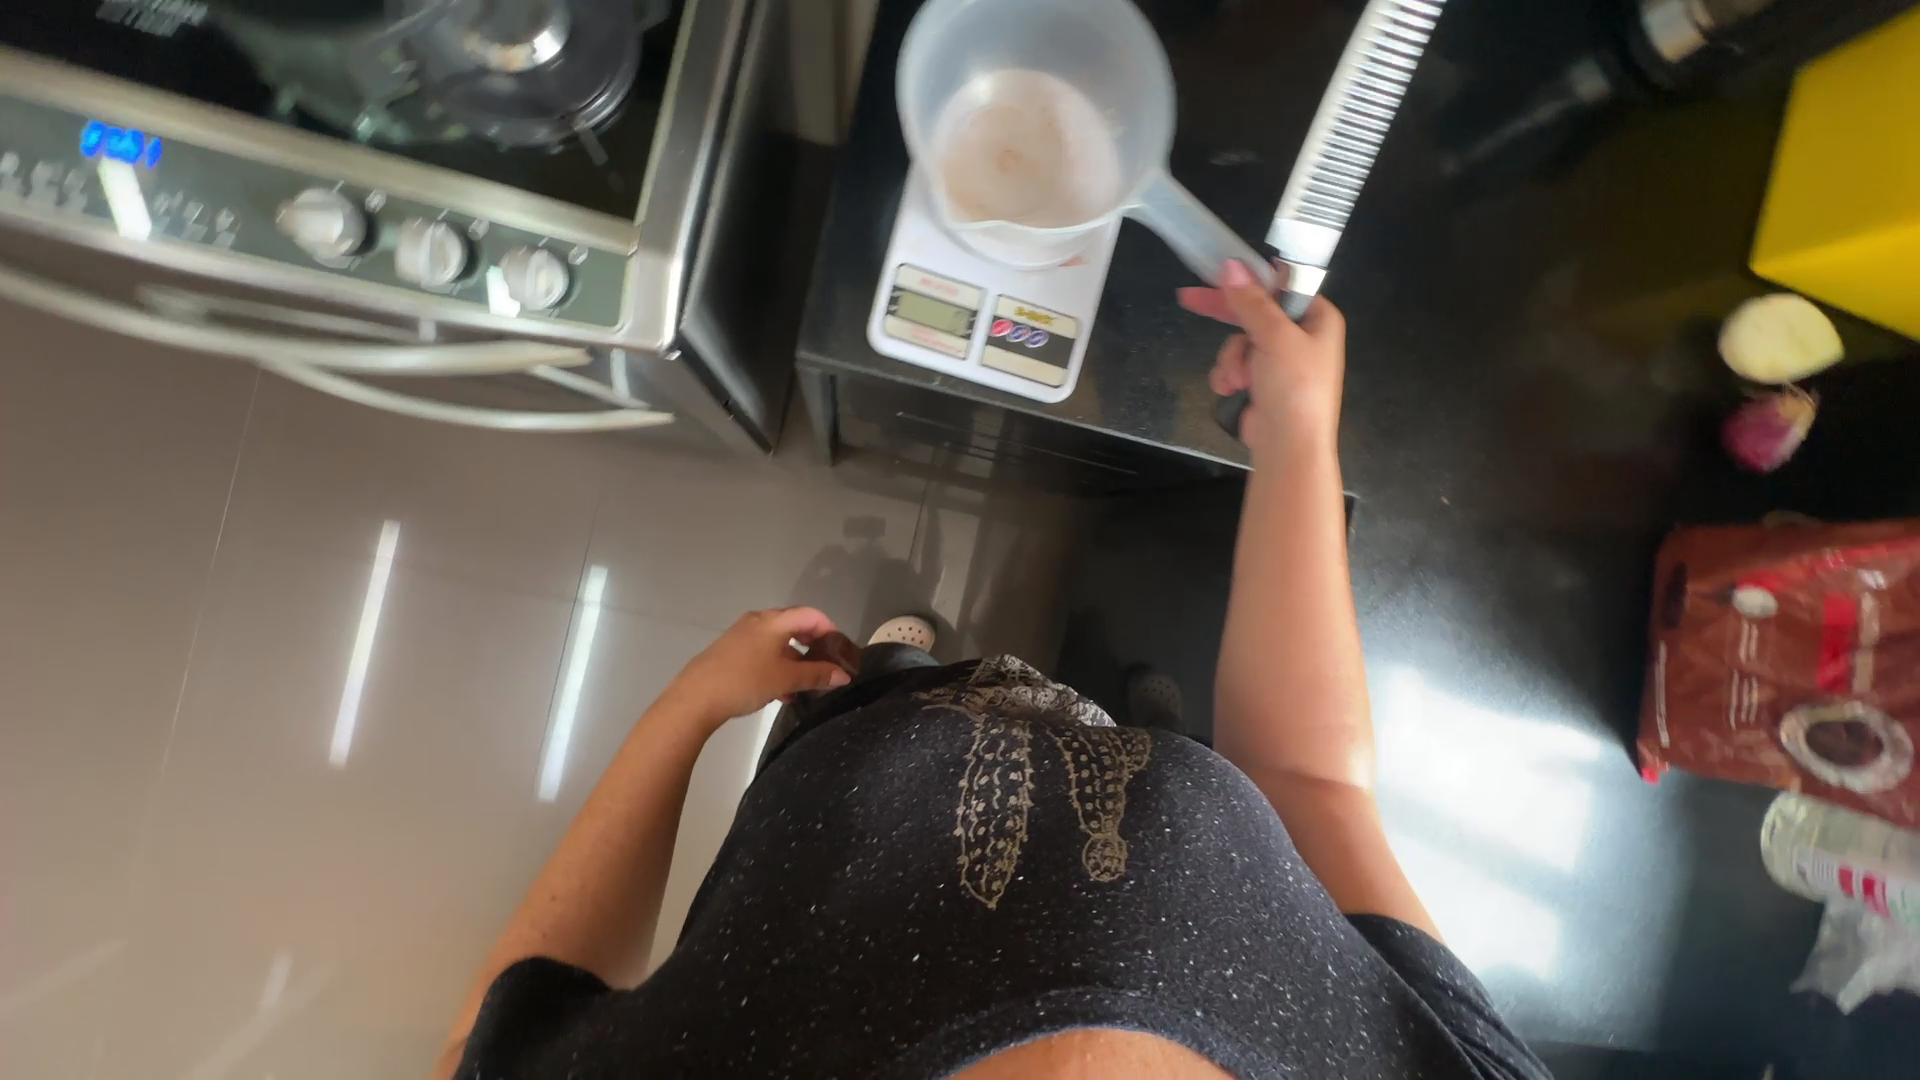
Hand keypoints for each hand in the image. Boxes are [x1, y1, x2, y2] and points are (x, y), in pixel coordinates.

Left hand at [657, 607, 852, 725]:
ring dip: (794, 659)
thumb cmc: (746, 681)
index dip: (830, 629)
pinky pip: (762, 652)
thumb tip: (844, 675)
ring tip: (804, 683)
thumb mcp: (786, 679)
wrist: (695, 697)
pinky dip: (777, 665)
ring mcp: (741, 635)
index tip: (839, 650)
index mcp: (774, 621)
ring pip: (777, 641)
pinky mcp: (730, 651)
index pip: (811, 614)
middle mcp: (758, 621)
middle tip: (825, 664)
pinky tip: (780, 691)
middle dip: (812, 645)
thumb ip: (818, 675)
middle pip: (794, 625)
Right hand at [1177, 260, 1346, 454]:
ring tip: (1237, 381)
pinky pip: (1234, 366)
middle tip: (1188, 298)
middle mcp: (1300, 337)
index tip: (1220, 272)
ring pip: (1238, 342)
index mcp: (1316, 318)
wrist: (1288, 444)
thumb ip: (1250, 302)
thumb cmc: (1294, 386)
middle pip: (1254, 314)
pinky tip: (1232, 390)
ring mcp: (1278, 362)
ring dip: (1231, 360)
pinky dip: (1228, 377)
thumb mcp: (1274, 337)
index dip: (1251, 280)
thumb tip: (1231, 266)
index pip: (1281, 287)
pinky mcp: (1260, 384)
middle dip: (1229, 322)